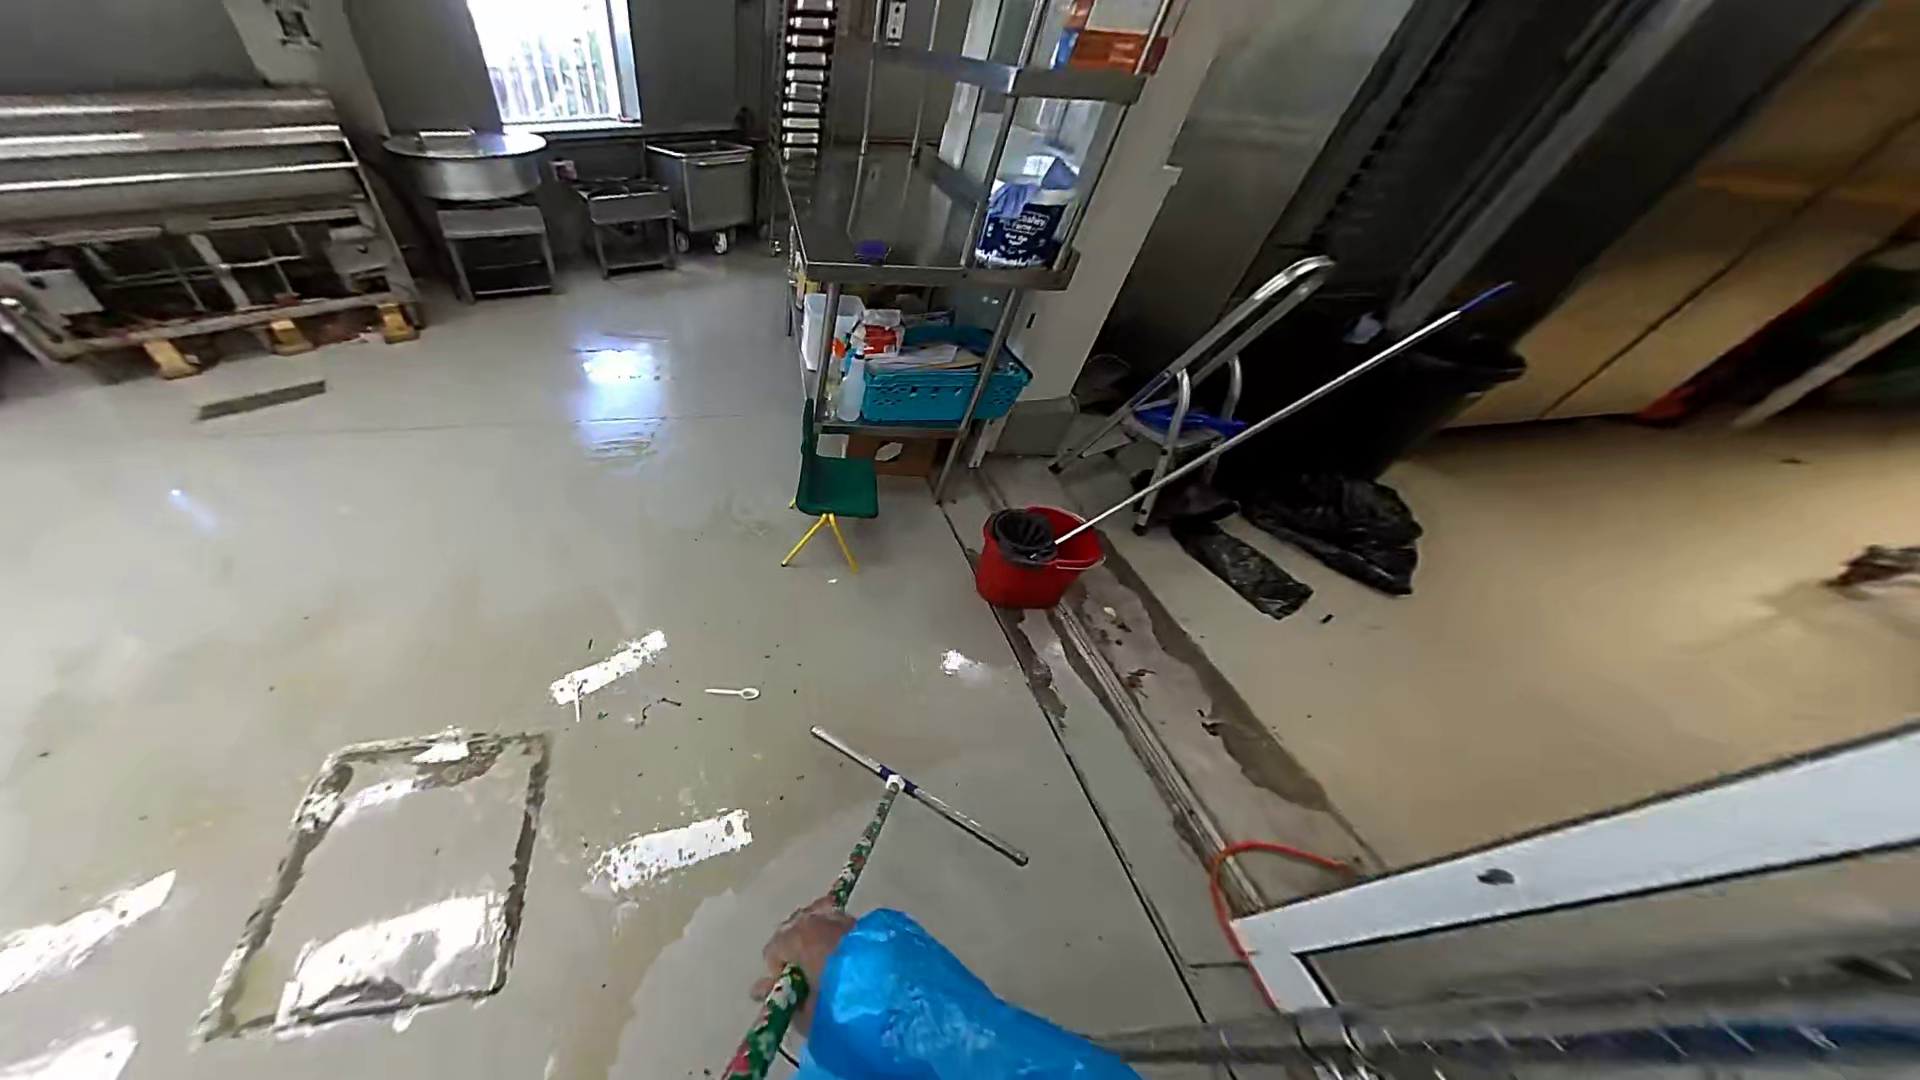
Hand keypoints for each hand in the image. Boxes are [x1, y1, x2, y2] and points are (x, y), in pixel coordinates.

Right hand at [750, 896, 854, 1036]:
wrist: (887, 988)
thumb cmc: (839, 1003)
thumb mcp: (805, 1013)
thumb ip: (780, 997)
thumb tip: (760, 989)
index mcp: (798, 935)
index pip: (773, 948)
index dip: (778, 972)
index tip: (790, 991)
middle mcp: (817, 916)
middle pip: (794, 927)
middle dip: (795, 950)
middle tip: (805, 979)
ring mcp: (840, 913)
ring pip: (816, 920)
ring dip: (814, 940)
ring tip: (824, 968)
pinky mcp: (860, 918)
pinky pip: (836, 921)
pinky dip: (832, 935)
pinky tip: (840, 956)